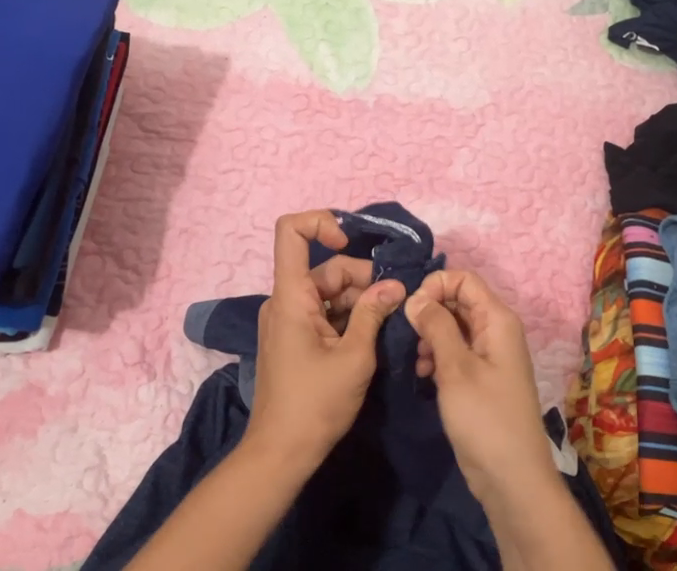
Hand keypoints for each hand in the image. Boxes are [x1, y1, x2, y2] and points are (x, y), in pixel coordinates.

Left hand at [241, 210, 405, 471]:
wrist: (281, 453)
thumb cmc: (316, 403)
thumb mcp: (356, 356)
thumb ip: (374, 313)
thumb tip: (394, 285)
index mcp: (291, 296)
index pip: (291, 231)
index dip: (322, 223)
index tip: (351, 242)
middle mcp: (285, 301)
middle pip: (325, 267)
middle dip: (361, 277)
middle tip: (394, 303)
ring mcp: (288, 321)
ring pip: (328, 291)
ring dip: (359, 300)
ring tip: (389, 322)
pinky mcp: (294, 339)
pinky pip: (324, 312)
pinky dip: (348, 316)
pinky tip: (373, 335)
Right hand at [404, 269, 556, 501]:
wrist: (511, 477)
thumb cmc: (484, 417)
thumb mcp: (455, 368)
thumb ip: (436, 326)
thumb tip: (416, 297)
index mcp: (498, 319)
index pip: (464, 278)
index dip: (435, 285)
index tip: (411, 309)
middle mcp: (497, 330)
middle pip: (459, 300)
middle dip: (430, 311)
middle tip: (406, 334)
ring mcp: (491, 354)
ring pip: (454, 326)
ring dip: (431, 335)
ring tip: (416, 359)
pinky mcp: (482, 377)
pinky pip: (457, 351)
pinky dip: (438, 356)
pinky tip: (423, 374)